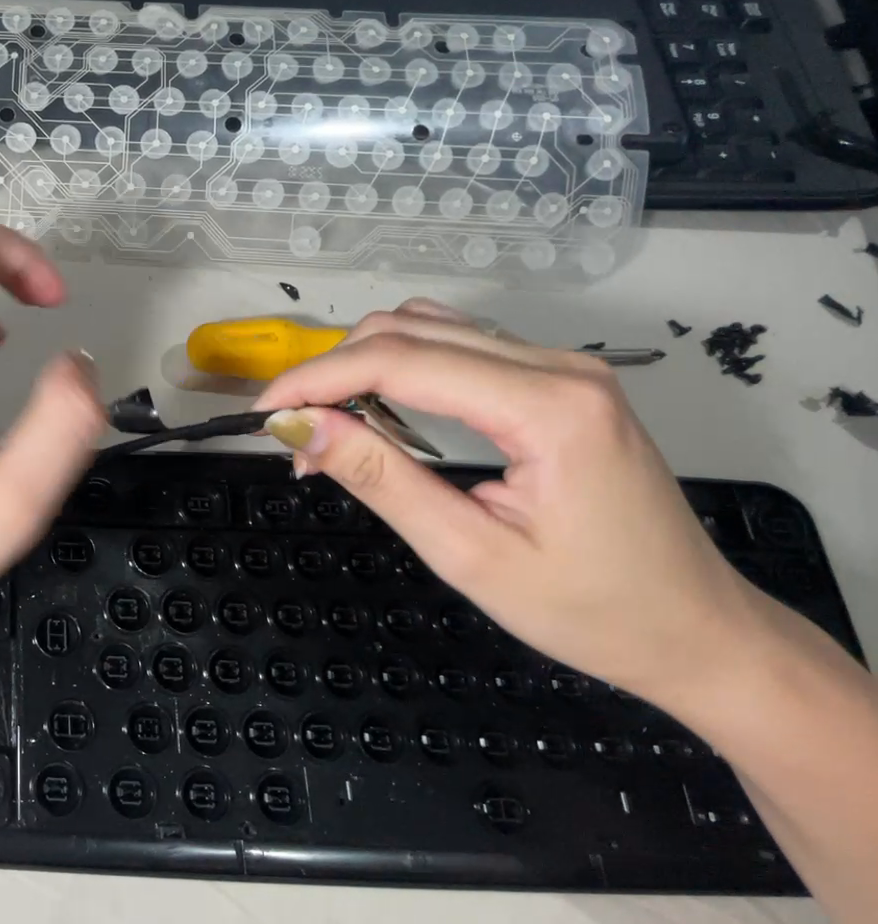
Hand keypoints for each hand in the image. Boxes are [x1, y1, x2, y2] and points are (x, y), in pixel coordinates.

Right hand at [254, 299, 769, 706]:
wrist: (698, 631)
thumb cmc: (590, 609)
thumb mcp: (467, 554)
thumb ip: (378, 478)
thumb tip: (297, 427)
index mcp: (548, 407)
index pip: (399, 361)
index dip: (315, 379)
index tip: (261, 414)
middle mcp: (558, 367)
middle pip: (406, 331)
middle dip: (329, 374)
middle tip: (293, 439)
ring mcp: (561, 368)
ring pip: (425, 328)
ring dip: (358, 366)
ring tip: (328, 429)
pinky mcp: (555, 381)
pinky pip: (454, 346)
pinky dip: (396, 369)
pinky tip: (377, 413)